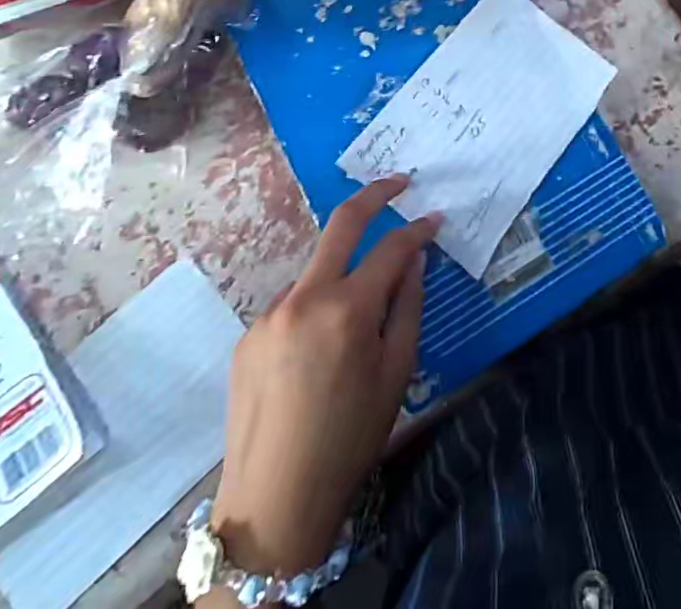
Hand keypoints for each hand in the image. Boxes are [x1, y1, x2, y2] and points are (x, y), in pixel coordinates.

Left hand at [211, 176, 436, 576]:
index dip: (417, 230)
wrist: (275, 498)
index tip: (434, 218)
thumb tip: (413, 260)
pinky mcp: (247, 335)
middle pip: (340, 225)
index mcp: (348, 310)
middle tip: (397, 182)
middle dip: (373, 195)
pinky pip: (291, 307)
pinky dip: (313, 312)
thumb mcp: (397, 374)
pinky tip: (316, 358)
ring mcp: (269, 314)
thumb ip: (408, 307)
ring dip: (340, 278)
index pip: (391, 250)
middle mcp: (303, 299)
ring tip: (352, 331)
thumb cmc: (352, 438)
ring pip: (315, 274)